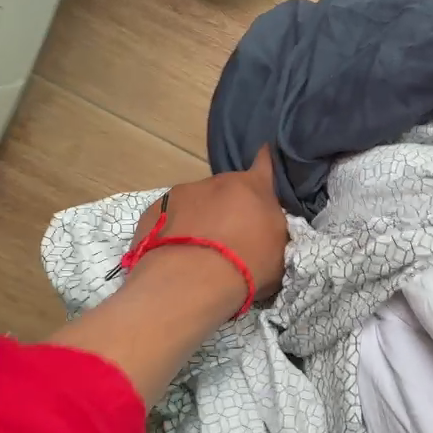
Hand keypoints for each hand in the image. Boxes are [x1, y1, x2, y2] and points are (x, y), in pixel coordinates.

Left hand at [125, 145, 290, 304]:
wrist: (191, 280)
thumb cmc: (248, 264)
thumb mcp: (279, 249)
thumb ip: (272, 228)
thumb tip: (264, 225)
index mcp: (254, 187)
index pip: (264, 163)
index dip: (265, 160)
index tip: (264, 152)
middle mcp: (218, 181)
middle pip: (228, 188)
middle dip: (230, 205)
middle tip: (231, 235)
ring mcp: (182, 193)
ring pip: (197, 202)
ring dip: (201, 217)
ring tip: (200, 249)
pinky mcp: (153, 210)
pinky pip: (170, 216)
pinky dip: (175, 229)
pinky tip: (177, 252)